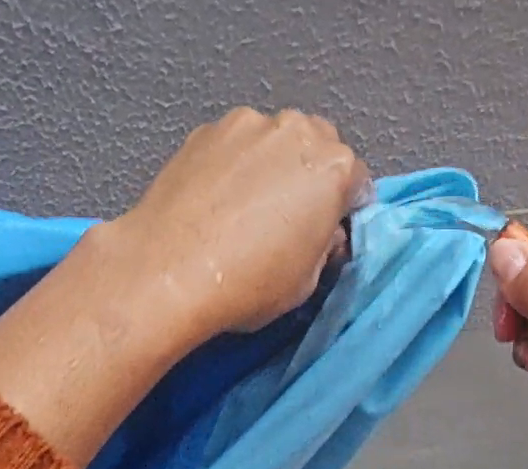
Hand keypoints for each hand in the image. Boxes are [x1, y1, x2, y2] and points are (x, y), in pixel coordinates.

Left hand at [111, 107, 371, 334]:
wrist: (169, 272)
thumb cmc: (247, 283)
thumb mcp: (307, 282)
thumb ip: (325, 247)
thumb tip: (324, 234)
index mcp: (333, 168)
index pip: (358, 182)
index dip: (347, 211)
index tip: (332, 232)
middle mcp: (295, 132)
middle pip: (319, 148)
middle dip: (312, 179)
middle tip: (292, 220)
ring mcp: (246, 126)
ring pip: (274, 142)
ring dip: (272, 167)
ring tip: (249, 211)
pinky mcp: (205, 132)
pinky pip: (235, 147)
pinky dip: (235, 166)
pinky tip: (218, 203)